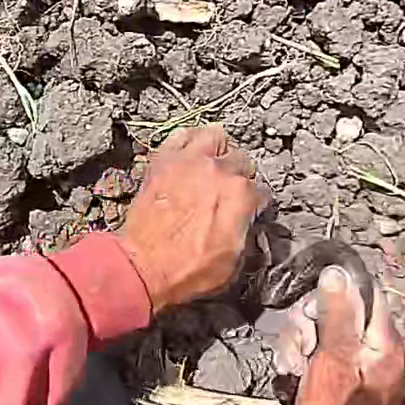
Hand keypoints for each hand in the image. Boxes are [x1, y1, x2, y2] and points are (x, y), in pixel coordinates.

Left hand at [115, 126, 260, 311]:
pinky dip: (187, 140)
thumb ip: (246, 227)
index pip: (260, 190)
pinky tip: (189, 151)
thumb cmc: (189, 268)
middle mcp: (218, 171)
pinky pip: (180, 135)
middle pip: (240, 160)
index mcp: (241, 195)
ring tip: (212, 163)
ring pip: (215, 136)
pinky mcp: (163, 160)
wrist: (144, 265)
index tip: (246, 211)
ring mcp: (189, 161)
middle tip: (225, 191)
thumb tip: (246, 217)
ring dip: (217, 149)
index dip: (254, 203)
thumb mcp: (234, 258)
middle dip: (238, 175)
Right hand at [278, 264, 403, 404]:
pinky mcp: (336, 371)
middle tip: (303, 346)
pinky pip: (314, 347)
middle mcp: (372, 344)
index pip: (363, 290)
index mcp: (382, 340)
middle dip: (308, 319)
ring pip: (318, 325)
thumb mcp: (335, 363)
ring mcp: (354, 359)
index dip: (334, 289)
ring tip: (294, 365)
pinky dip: (298, 355)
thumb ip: (337, 316)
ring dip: (298, 339)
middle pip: (335, 305)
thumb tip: (337, 272)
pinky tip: (292, 371)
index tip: (312, 309)